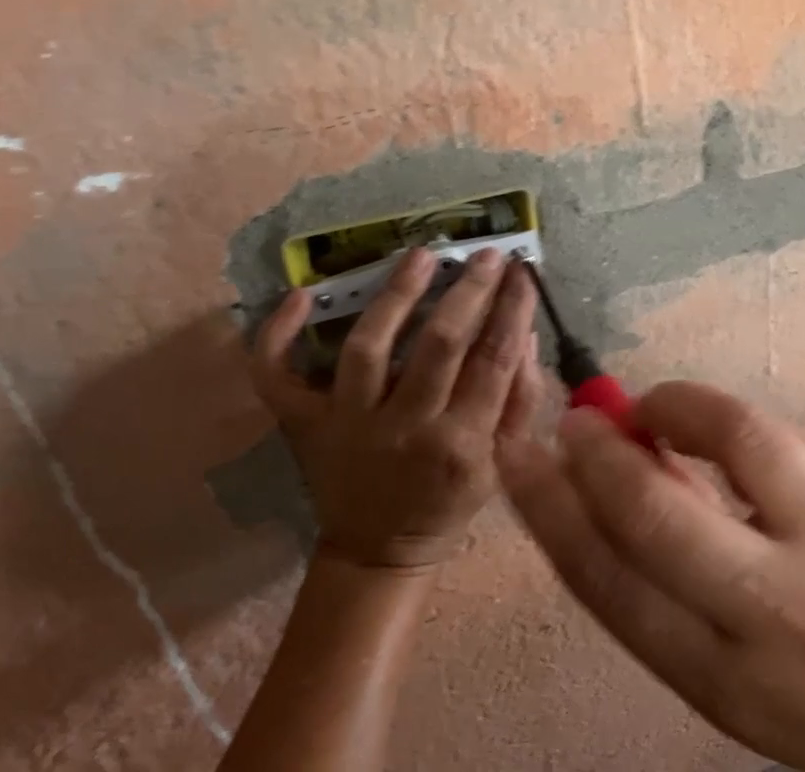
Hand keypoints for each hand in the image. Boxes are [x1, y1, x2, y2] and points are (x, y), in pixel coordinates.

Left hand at [251, 247, 540, 569]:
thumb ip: (519, 403)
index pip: (494, 360)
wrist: (377, 550)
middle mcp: (404, 428)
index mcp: (461, 443)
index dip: (512, 309)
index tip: (522, 273)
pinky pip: (279, 376)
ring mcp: (347, 424)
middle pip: (439, 345)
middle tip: (485, 254)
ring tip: (421, 256)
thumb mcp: (501, 465)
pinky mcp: (304, 425)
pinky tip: (302, 294)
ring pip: (367, 348)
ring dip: (395, 295)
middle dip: (469, 291)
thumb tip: (526, 336)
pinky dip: (279, 335)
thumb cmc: (448, 505)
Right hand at [495, 382, 804, 771]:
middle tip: (574, 422)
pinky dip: (728, 420)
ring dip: (673, 406)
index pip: (611, 582)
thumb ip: (668, 595)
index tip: (521, 459)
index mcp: (730, 677)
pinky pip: (781, 432)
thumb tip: (614, 489)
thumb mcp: (736, 687)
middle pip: (656, 512)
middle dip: (598, 455)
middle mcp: (780, 606)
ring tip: (649, 409)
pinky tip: (713, 427)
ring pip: (735, 438)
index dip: (551, 511)